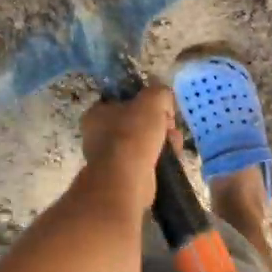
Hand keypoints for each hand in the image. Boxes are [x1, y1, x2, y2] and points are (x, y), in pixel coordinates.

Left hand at [78, 86, 178, 214]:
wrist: (126, 179)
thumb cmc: (133, 133)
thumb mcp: (153, 99)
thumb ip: (161, 93)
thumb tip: (165, 104)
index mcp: (97, 113)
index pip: (124, 101)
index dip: (145, 102)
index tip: (162, 108)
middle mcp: (98, 135)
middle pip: (137, 123)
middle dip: (159, 124)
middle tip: (171, 128)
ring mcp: (109, 158)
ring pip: (143, 143)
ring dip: (162, 142)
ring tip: (174, 146)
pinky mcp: (123, 177)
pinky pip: (146, 162)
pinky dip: (159, 160)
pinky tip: (171, 160)